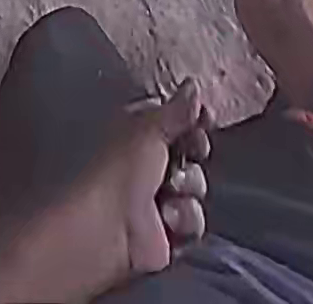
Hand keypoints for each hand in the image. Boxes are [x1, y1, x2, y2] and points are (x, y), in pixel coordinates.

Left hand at [0, 82, 211, 302]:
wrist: (107, 227)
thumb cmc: (121, 167)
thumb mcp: (150, 129)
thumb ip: (177, 111)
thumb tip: (194, 84)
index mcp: (135, 128)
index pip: (172, 117)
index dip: (191, 118)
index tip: (205, 117)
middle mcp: (145, 158)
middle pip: (189, 150)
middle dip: (194, 152)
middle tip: (192, 151)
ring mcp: (156, 194)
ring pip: (196, 184)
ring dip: (188, 188)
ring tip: (168, 192)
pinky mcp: (166, 228)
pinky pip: (194, 218)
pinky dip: (184, 218)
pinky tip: (167, 219)